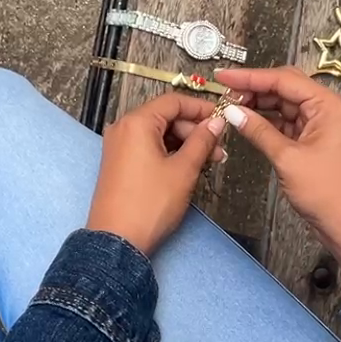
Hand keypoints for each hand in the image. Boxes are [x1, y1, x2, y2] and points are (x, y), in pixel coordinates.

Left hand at [87, 93, 226, 255]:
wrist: (117, 240)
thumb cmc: (149, 204)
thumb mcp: (183, 170)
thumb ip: (201, 141)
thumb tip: (215, 123)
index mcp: (136, 122)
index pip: (173, 101)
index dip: (201, 108)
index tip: (222, 118)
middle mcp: (123, 128)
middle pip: (165, 117)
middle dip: (194, 130)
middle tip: (218, 148)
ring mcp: (118, 146)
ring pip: (158, 133)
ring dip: (184, 143)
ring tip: (208, 160)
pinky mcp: (119, 162)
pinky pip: (147, 146)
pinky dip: (169, 152)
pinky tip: (188, 166)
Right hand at [214, 66, 340, 289]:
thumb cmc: (330, 193)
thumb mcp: (288, 158)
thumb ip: (259, 130)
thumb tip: (232, 111)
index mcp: (328, 105)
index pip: (283, 80)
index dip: (250, 76)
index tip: (223, 75)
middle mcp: (328, 109)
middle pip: (286, 87)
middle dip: (254, 88)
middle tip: (224, 91)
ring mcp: (323, 126)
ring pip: (285, 105)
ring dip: (260, 104)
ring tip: (231, 106)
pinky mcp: (316, 142)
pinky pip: (288, 123)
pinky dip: (268, 121)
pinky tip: (248, 122)